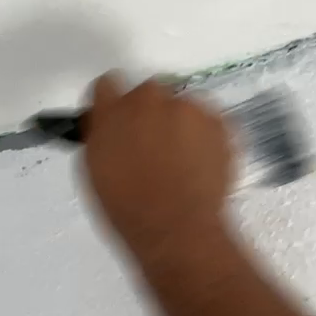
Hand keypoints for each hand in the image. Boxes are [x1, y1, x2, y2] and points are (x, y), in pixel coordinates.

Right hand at [79, 73, 234, 262]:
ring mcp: (189, 108)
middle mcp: (150, 99)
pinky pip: (208, 122)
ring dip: (177, 125)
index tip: (115, 121)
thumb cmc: (127, 208)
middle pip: (147, 93)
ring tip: (177, 162)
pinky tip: (196, 166)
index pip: (106, 86)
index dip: (111, 103)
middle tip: (149, 149)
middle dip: (147, 115)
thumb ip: (100, 136)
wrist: (175, 229)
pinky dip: (203, 138)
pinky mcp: (220, 122)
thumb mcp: (95, 171)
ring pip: (181, 106)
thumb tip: (105, 124)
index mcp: (111, 110)